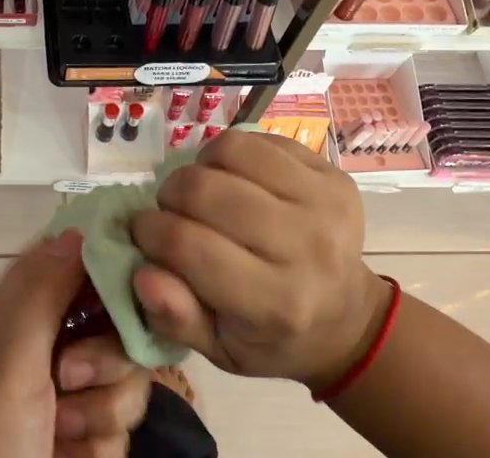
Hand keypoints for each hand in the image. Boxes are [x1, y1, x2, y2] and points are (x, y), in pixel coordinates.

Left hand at [0, 230, 153, 457]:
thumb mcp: (7, 356)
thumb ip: (43, 292)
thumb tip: (78, 229)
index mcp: (19, 309)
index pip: (74, 260)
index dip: (109, 263)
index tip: (136, 280)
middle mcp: (47, 341)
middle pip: (116, 320)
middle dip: (106, 355)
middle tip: (68, 378)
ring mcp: (68, 392)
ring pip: (127, 376)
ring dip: (102, 408)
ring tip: (60, 430)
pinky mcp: (87, 435)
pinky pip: (124, 425)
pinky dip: (100, 444)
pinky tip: (69, 453)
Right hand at [130, 130, 393, 388]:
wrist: (348, 321)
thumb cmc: (271, 339)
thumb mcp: (219, 350)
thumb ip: (175, 318)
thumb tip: (142, 275)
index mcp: (275, 303)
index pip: (187, 245)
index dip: (149, 231)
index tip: (143, 232)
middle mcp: (306, 249)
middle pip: (205, 190)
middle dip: (170, 195)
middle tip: (171, 211)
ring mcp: (324, 205)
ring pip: (230, 151)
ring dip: (200, 167)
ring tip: (202, 190)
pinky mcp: (333, 176)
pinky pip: (259, 139)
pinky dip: (231, 154)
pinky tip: (234, 179)